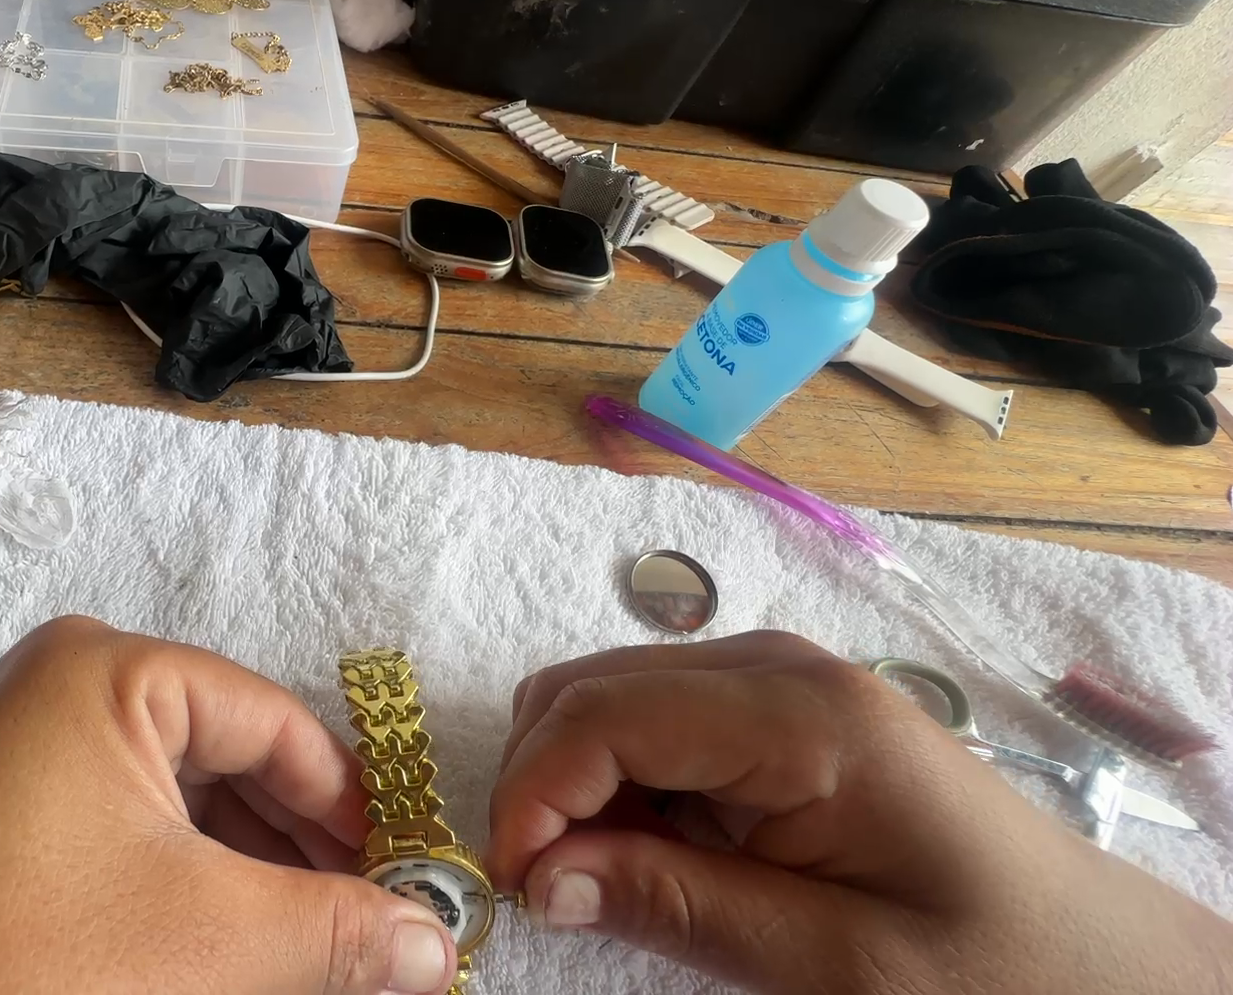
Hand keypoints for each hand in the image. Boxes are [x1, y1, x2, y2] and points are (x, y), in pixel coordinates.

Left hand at [0, 616, 455, 994]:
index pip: (272, 720)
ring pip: (177, 786)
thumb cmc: (14, 967)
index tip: (398, 876)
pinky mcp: (4, 791)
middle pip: (227, 749)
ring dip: (243, 861)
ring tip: (300, 939)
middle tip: (361, 921)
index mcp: (112, 666)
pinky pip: (124, 811)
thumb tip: (435, 943)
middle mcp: (67, 675)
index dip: (345, 801)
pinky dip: (180, 868)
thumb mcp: (203, 940)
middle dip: (296, 841)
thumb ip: (333, 932)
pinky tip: (219, 928)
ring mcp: (28, 730)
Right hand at [490, 630, 1232, 994]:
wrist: (1114, 962)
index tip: (511, 882)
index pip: (605, 716)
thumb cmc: (1004, 976)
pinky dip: (602, 780)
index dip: (534, 791)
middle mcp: (759, 662)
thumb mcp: (846, 973)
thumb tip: (539, 880)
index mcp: (798, 712)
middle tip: (549, 887)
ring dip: (566, 783)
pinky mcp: (744, 695)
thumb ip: (679, 909)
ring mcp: (751, 670)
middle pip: (582, 691)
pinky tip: (646, 842)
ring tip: (608, 870)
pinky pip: (628, 716)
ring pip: (590, 696)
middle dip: (538, 784)